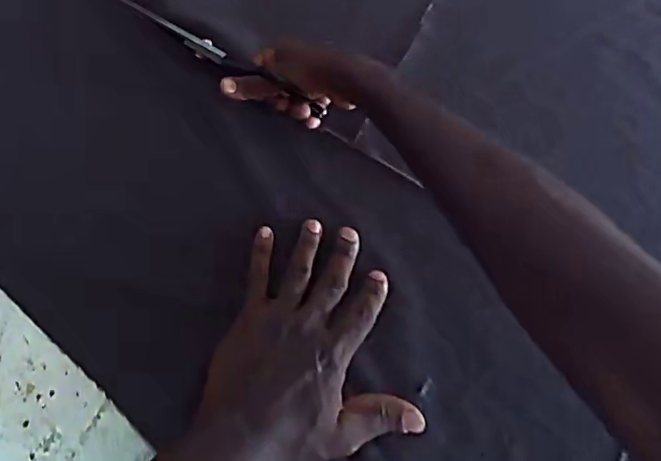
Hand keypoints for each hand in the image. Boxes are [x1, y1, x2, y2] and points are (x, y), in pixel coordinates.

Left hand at [162, 221, 424, 460]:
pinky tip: (263, 232)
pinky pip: (256, 277)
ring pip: (296, 274)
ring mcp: (277, 318)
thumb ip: (377, 416)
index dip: (370, 295)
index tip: (380, 273)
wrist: (242, 432)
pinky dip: (260, 253)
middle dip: (341, 257)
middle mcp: (307, 328)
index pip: (358, 317)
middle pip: (329, 286)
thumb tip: (418, 417)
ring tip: (313, 223)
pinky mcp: (250, 316)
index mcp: (332, 355)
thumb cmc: (292, 437)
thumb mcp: (342, 434)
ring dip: (306, 247)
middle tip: (349, 232)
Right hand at [220, 41, 400, 128]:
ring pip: (295, 95)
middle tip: (289, 107)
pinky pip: (311, 99)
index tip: (267, 98)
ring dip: (297, 108)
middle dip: (282, 101)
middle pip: (277, 85)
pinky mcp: (326, 83)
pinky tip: (315, 116)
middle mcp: (294, 57)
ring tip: (306, 114)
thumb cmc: (311, 73)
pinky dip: (311, 109)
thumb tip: (222, 85)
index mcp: (280, 50)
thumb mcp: (277, 80)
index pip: (260, 70)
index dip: (261, 87)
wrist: (352, 79)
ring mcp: (311, 70)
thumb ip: (251, 86)